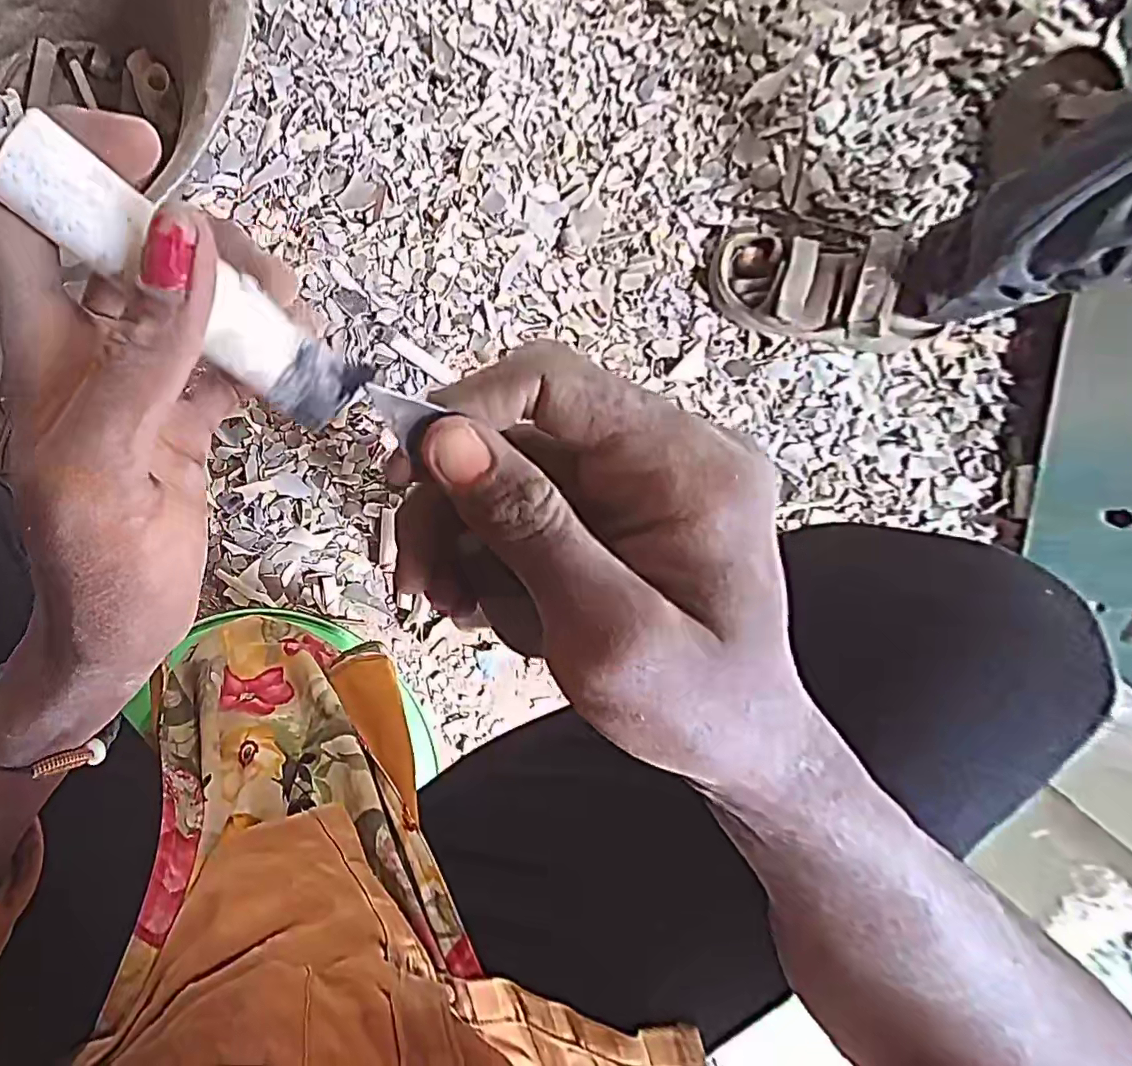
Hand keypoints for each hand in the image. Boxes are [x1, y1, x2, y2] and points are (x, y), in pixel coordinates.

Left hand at [0, 108, 296, 758]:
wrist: (117, 635)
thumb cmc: (90, 572)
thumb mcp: (105, 464)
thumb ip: (144, 355)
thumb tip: (183, 240)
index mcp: (41, 349)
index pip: (23, 210)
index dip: (70, 157)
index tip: (146, 155)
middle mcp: (87, 350)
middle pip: (138, 241)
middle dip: (204, 239)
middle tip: (261, 285)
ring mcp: (141, 378)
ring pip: (195, 294)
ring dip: (250, 295)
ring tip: (292, 331)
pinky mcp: (183, 411)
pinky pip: (227, 353)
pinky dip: (265, 349)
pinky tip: (293, 366)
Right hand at [393, 341, 820, 796]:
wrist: (723, 748)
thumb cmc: (694, 704)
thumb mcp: (607, 626)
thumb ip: (530, 526)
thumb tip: (446, 441)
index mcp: (681, 465)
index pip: (553, 382)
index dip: (466, 409)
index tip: (409, 466)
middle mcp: (641, 462)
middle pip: (499, 439)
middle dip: (441, 505)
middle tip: (414, 569)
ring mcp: (605, 491)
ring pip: (481, 479)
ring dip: (444, 540)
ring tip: (446, 600)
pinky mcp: (575, 519)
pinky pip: (490, 514)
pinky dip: (463, 557)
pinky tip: (475, 600)